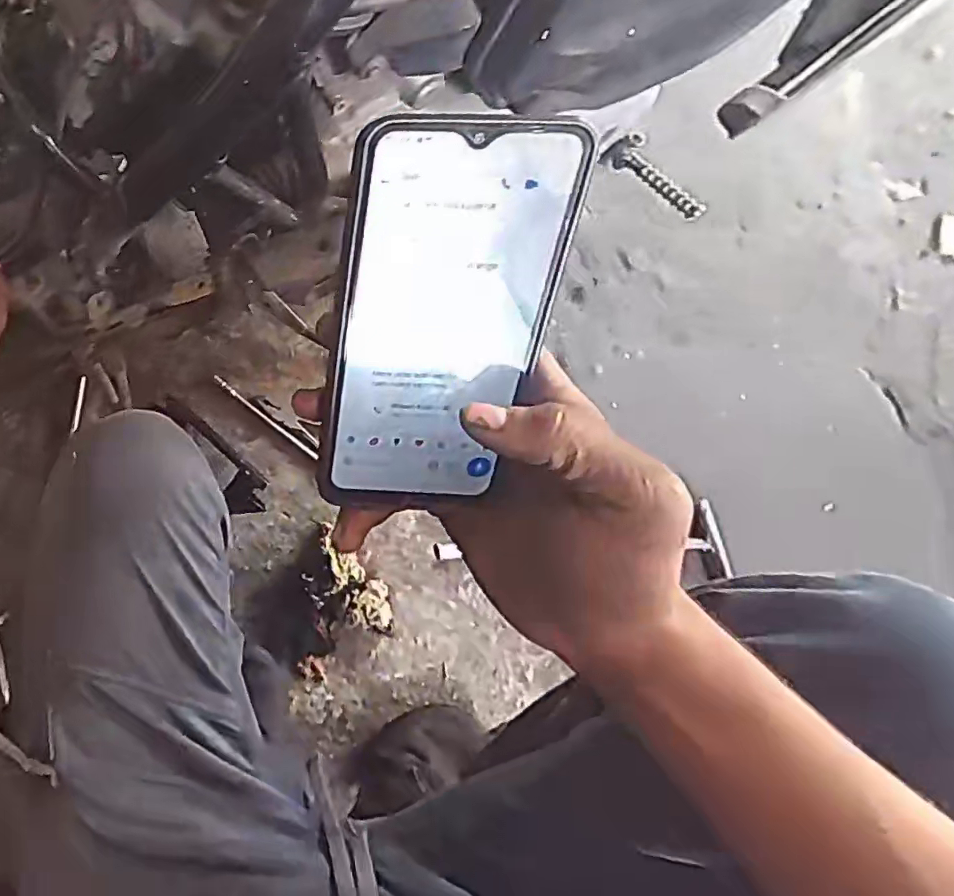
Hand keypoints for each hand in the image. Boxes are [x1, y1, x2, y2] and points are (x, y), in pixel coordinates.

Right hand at [295, 352, 693, 666]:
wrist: (610, 629)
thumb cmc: (636, 552)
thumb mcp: (627, 487)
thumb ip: (565, 439)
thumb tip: (476, 416)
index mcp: (542, 400)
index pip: (487, 349)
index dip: (437, 331)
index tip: (384, 324)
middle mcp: (496, 422)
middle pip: (424, 385)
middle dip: (371, 376)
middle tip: (333, 374)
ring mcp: (464, 461)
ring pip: (398, 432)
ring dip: (353, 431)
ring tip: (317, 428)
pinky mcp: (445, 499)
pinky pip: (393, 491)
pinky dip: (364, 506)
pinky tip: (350, 529)